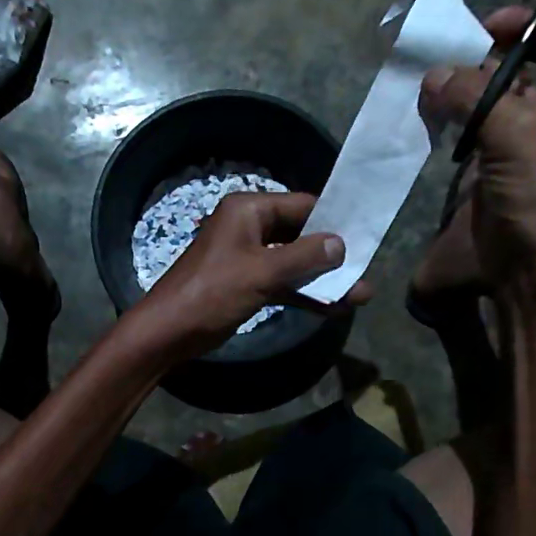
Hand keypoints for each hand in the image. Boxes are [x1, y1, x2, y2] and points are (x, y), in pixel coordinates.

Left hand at [126, 191, 368, 359]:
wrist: (169, 331)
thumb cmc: (211, 293)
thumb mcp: (261, 272)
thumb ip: (304, 257)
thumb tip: (341, 244)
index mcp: (248, 211)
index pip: (302, 205)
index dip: (334, 220)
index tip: (366, 236)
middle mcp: (248, 227)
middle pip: (301, 234)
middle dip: (332, 256)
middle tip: (365, 272)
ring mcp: (247, 257)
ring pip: (294, 262)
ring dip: (322, 279)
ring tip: (359, 296)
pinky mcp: (246, 283)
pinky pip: (282, 282)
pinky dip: (304, 293)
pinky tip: (333, 308)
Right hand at [420, 0, 535, 283]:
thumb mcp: (514, 132)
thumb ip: (473, 93)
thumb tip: (434, 74)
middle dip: (524, 24)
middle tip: (483, 24)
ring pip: (530, 72)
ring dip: (497, 60)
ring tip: (461, 53)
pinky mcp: (523, 149)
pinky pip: (503, 105)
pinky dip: (479, 95)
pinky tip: (452, 90)